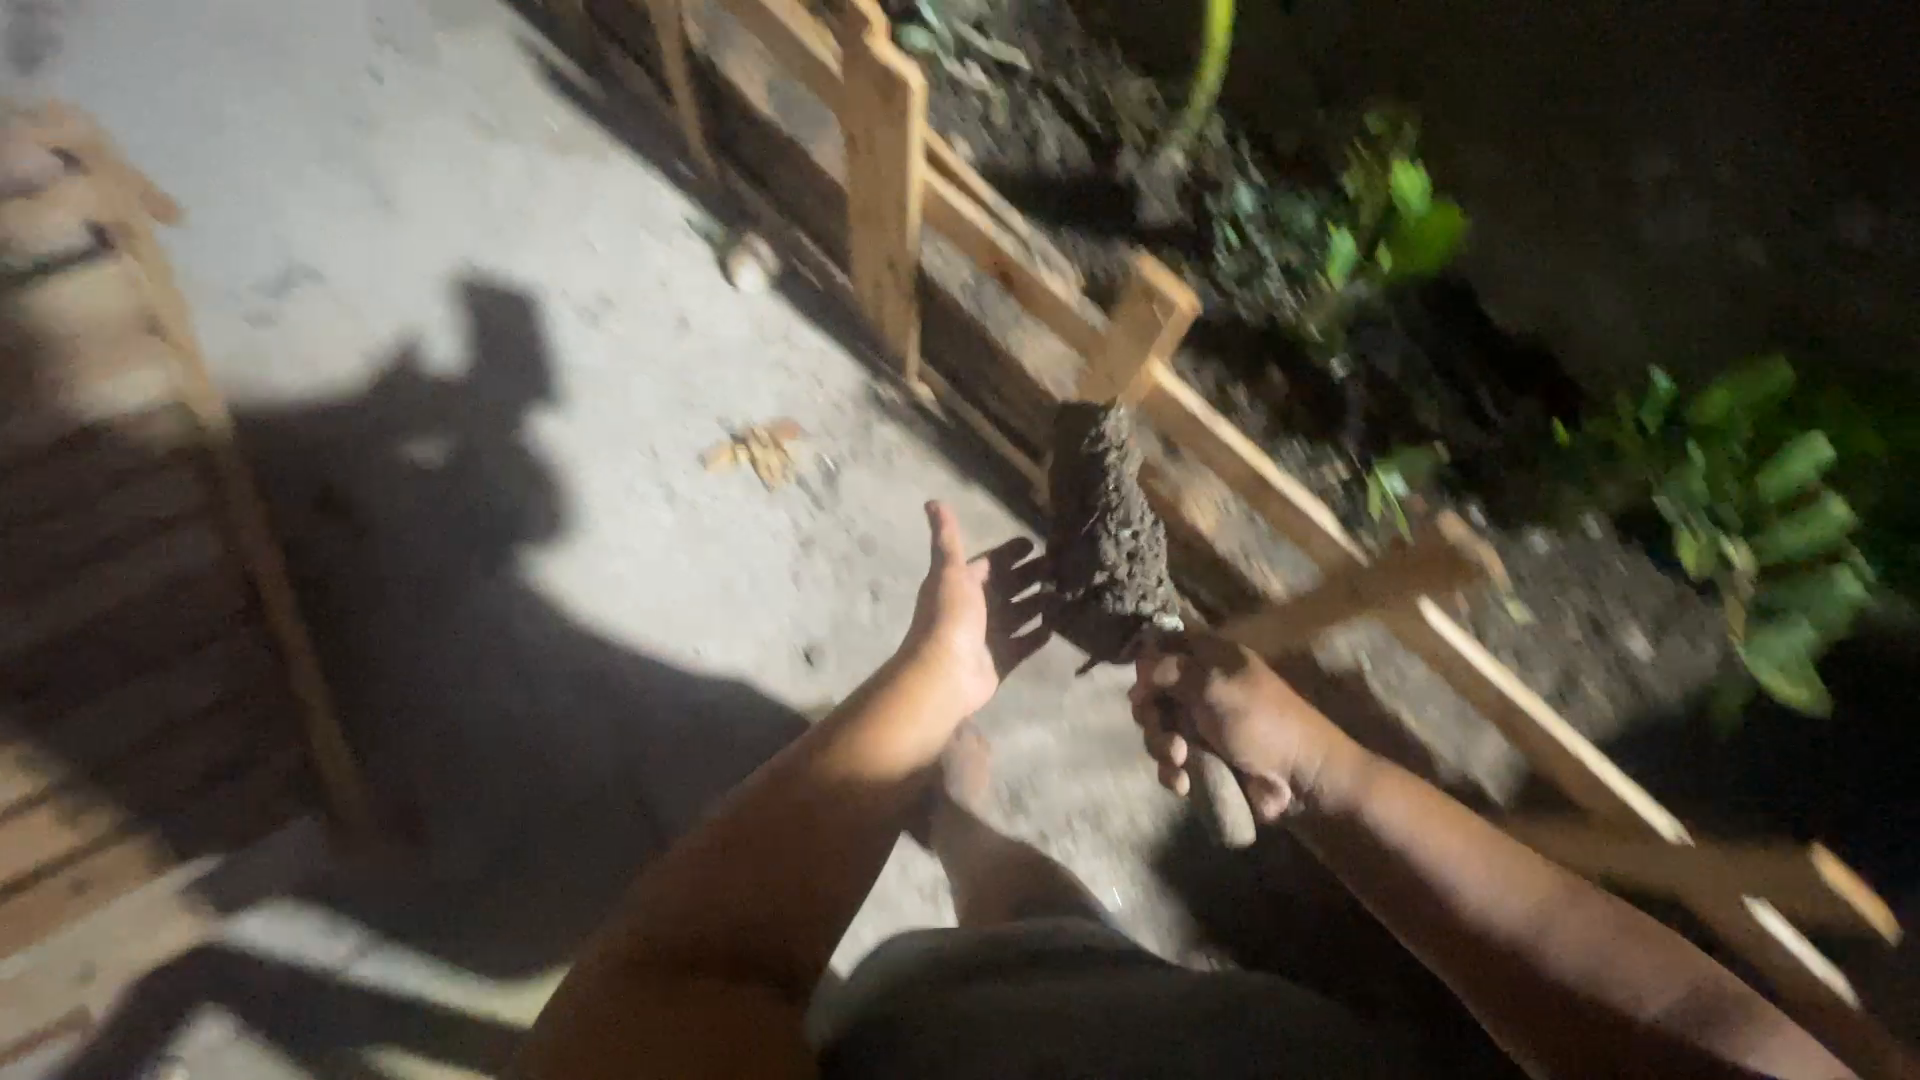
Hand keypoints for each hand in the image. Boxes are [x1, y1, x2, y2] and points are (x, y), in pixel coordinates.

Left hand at [897, 501, 1050, 716]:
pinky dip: (1038, 635)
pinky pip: (1024, 644)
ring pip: (1019, 614)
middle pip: (1009, 587)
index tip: (1035, 543)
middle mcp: (975, 608)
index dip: (1011, 553)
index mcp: (962, 584)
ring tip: (1067, 591)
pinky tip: (1058, 624)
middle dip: (1032, 576)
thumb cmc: (949, 616)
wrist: (944, 671)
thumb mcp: (949, 570)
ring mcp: (988, 635)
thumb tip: (931, 501)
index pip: (991, 563)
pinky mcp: (1001, 660)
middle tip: (1062, 566)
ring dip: (1039, 603)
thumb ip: (946, 537)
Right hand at [1131, 633, 1367, 821]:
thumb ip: (1169, 670)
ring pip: (1157, 729)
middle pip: (1153, 692)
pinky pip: (1169, 760)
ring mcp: (1201, 725)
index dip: (1147, 661)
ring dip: (1162, 746)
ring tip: (1181, 760)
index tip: (1143, 683)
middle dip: (1152, 715)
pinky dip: (1173, 771)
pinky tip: (1185, 781)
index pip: (1166, 644)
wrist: (1299, 780)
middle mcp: (1202, 687)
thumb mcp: (1214, 685)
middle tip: (1165, 730)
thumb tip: (1139, 669)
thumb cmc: (1261, 722)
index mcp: (1211, 659)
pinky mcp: (1201, 759)